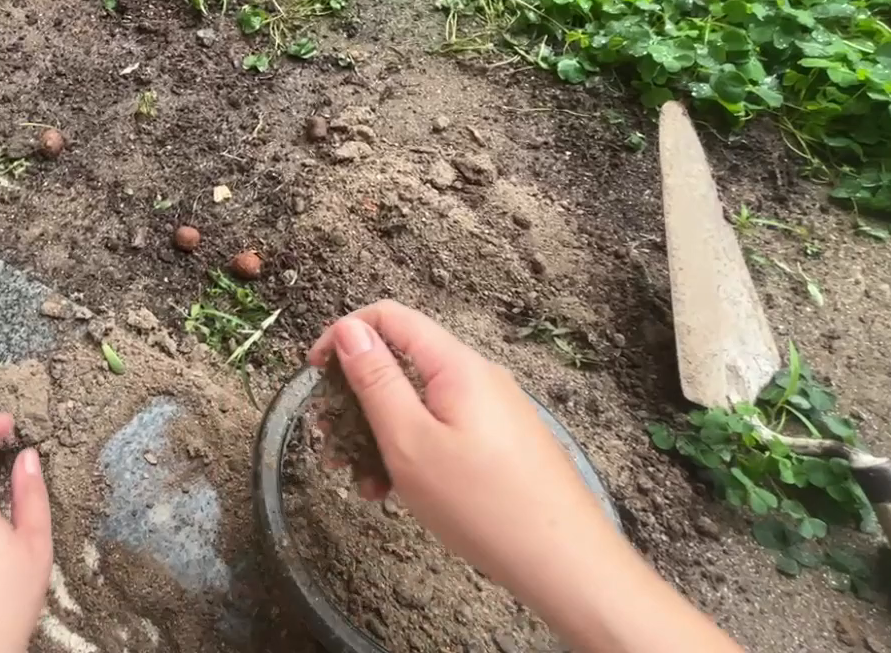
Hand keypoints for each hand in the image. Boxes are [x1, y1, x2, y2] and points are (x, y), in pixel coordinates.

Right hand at [308, 301, 739, 652]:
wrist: (573, 573)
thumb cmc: (483, 505)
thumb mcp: (409, 440)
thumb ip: (375, 379)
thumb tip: (348, 328)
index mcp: (456, 365)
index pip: (388, 316)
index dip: (344, 334)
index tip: (316, 373)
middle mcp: (477, 377)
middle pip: (401, 361)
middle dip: (356, 394)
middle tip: (328, 434)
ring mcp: (493, 412)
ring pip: (417, 401)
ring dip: (378, 429)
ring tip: (357, 475)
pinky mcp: (501, 444)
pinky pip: (441, 429)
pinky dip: (410, 448)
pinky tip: (394, 490)